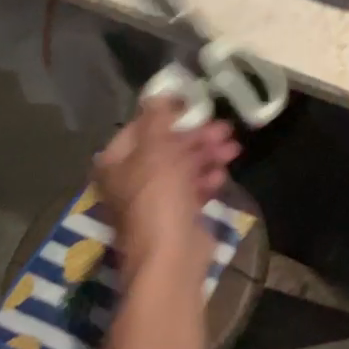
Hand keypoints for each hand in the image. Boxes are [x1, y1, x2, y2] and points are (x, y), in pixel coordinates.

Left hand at [93, 98, 241, 273]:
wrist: (171, 254)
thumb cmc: (157, 199)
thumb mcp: (156, 151)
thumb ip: (157, 119)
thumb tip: (159, 93)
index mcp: (116, 163)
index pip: (140, 128)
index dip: (168, 115)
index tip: (196, 105)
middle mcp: (131, 179)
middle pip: (166, 148)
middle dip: (196, 137)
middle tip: (225, 129)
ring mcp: (154, 199)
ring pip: (183, 168)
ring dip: (207, 156)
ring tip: (232, 150)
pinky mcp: (177, 215)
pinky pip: (193, 189)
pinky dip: (207, 179)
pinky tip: (221, 176)